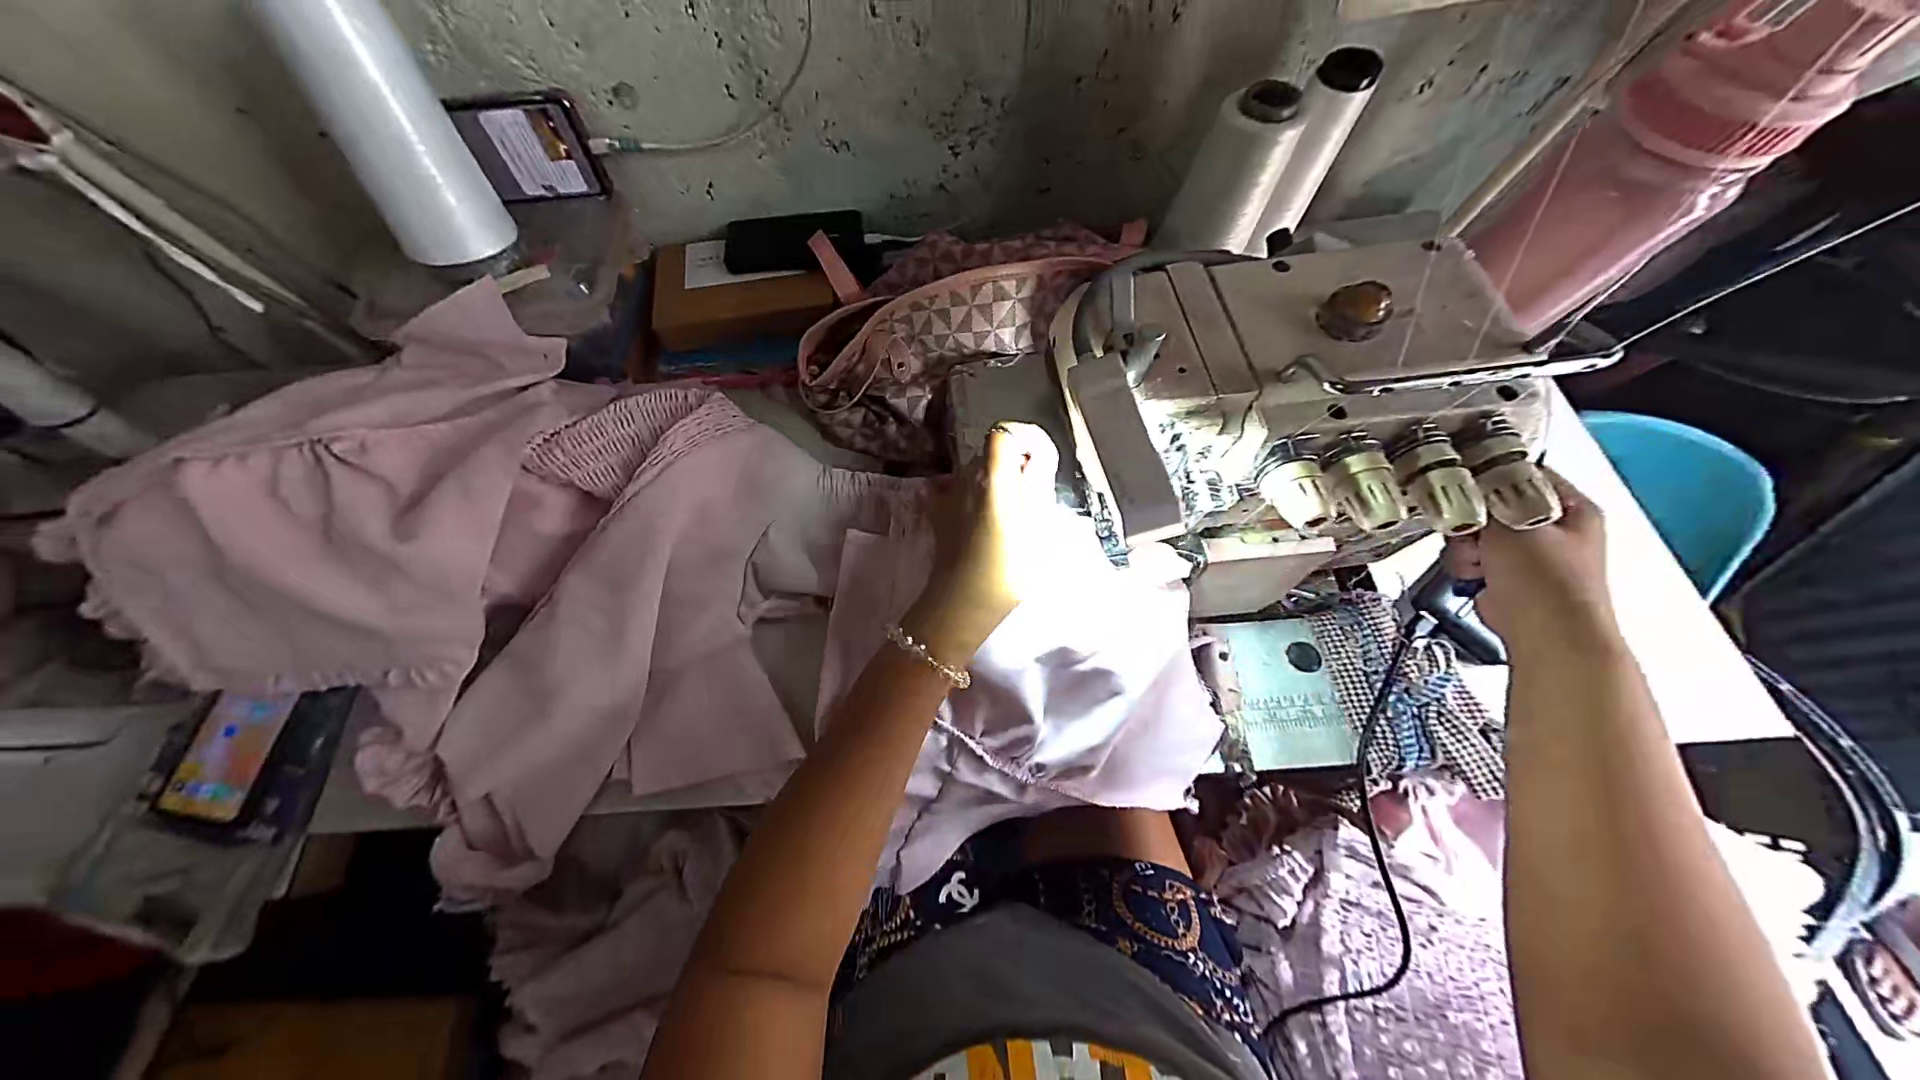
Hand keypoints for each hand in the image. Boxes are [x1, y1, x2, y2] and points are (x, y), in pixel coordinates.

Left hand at [901, 422, 1059, 663]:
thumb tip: (1036, 460)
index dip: (1024, 441)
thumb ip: (1037, 484)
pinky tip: (974, 516)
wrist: (969, 600)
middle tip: (1029, 496)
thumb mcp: (1038, 522)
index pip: (1005, 433)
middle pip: (991, 454)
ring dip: (989, 484)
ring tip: (1004, 515)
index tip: (1038, 461)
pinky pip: (950, 491)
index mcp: (994, 475)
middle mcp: (966, 476)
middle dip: (1011, 467)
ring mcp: (947, 494)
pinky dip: (964, 496)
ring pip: (972, 474)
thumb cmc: (1012, 566)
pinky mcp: (936, 514)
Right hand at [1443, 468, 1619, 657]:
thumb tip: (1470, 477)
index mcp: (1571, 508)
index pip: (1524, 473)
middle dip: (1472, 521)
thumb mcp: (1514, 524)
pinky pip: (1474, 559)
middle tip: (1470, 533)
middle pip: (1493, 506)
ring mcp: (1528, 556)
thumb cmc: (1545, 580)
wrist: (1548, 636)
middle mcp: (1552, 529)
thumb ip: (1489, 498)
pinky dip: (1467, 566)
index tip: (1462, 484)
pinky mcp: (1506, 578)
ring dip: (1465, 547)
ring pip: (1477, 534)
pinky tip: (1473, 576)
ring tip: (1474, 562)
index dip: (1491, 476)